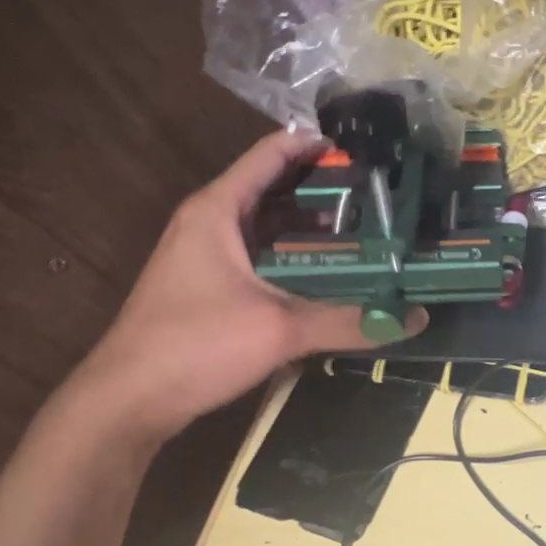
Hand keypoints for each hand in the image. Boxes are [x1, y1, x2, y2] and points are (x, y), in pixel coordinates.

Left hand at [71, 131, 425, 441]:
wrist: (129, 400)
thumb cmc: (196, 346)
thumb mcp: (281, 330)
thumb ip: (349, 321)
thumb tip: (416, 319)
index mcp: (218, 210)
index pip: (271, 154)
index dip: (316, 145)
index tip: (367, 149)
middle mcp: (210, 223)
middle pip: (274, 188)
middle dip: (326, 189)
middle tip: (380, 196)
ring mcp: (205, 256)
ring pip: (268, 226)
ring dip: (311, 227)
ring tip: (366, 231)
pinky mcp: (208, 286)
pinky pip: (260, 256)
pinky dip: (294, 257)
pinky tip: (329, 275)